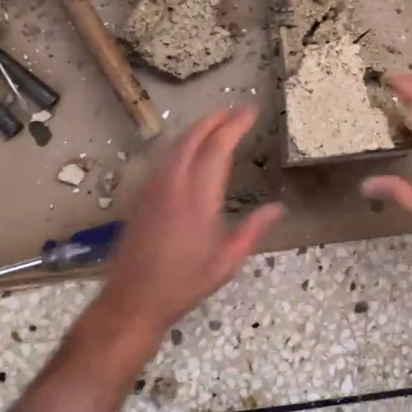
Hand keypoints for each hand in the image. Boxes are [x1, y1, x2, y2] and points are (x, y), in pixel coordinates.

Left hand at [98, 106, 284, 331]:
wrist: (132, 301)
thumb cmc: (184, 284)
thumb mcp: (226, 263)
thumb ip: (253, 231)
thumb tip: (278, 208)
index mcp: (198, 198)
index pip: (218, 148)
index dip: (235, 124)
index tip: (251, 110)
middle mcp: (174, 184)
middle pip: (194, 137)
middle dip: (216, 118)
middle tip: (236, 111)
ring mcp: (153, 187)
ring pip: (176, 143)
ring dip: (198, 127)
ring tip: (217, 122)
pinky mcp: (141, 195)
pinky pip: (164, 156)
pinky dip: (181, 142)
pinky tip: (189, 147)